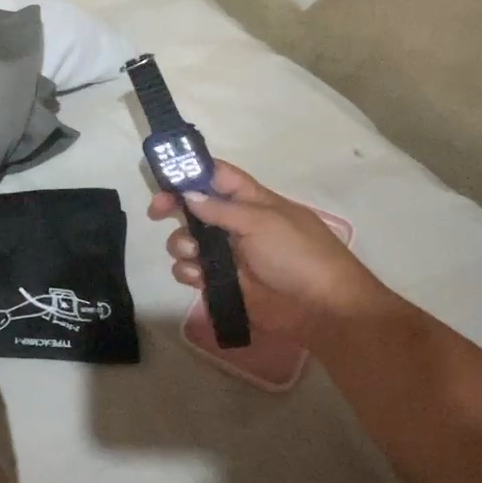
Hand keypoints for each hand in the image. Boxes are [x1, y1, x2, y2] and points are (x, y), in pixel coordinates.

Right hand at [147, 160, 388, 345]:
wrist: (324, 310)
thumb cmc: (299, 256)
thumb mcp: (262, 222)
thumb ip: (220, 209)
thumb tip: (187, 195)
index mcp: (252, 201)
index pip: (217, 176)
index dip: (190, 172)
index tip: (164, 178)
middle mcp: (236, 224)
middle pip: (193, 207)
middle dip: (173, 207)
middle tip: (157, 213)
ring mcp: (228, 255)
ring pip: (186, 241)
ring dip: (181, 244)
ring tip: (195, 255)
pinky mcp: (222, 282)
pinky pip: (191, 271)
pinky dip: (188, 272)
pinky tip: (200, 278)